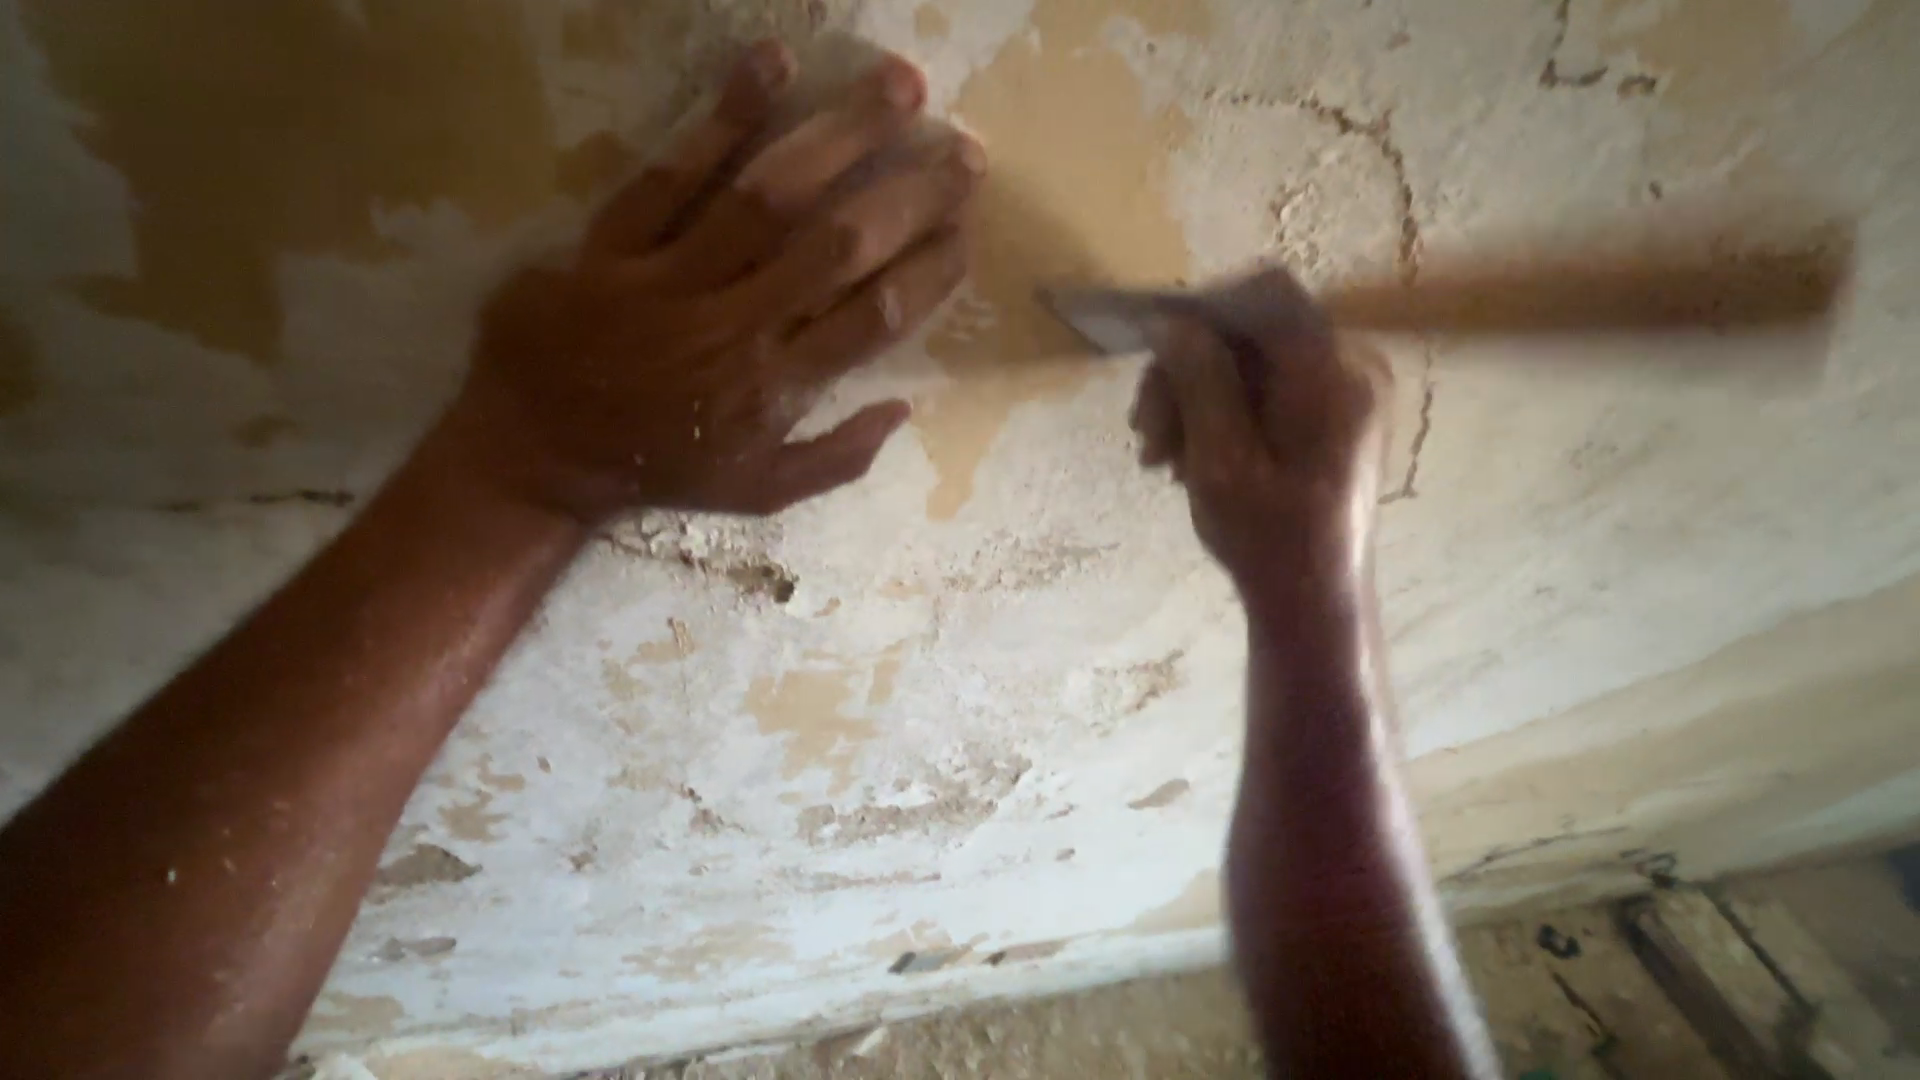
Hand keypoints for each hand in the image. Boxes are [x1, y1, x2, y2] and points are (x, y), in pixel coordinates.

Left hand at [444, 41, 982, 522]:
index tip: (967, 231)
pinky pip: (671, 173)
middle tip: (965, 153)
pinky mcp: (614, 242)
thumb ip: (837, 459)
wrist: (538, 452)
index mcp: (777, 386)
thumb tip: (903, 408)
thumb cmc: (662, 469)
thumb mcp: (761, 492)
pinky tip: (772, 61)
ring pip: (769, 196)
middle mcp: (737, 323)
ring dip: (842, 136)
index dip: (929, 271)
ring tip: (901, 86)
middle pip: (838, 246)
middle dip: (911, 195)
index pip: (874, 317)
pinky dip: (722, 116)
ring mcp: (674, 277)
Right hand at [1130, 270, 1392, 604]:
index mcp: (1333, 374)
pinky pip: (1261, 393)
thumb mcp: (1219, 460)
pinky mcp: (1326, 417)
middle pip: (1249, 336)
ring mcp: (1340, 393)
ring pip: (1247, 366)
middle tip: (1144, 432)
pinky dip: (1217, 417)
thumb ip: (1200, 382)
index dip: (1202, 312)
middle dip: (1186, 375)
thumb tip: (1172, 323)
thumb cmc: (1267, 539)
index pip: (1266, 298)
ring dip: (1192, 402)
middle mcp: (1347, 369)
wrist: (1311, 601)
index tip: (1151, 350)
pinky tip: (1187, 459)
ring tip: (1159, 459)